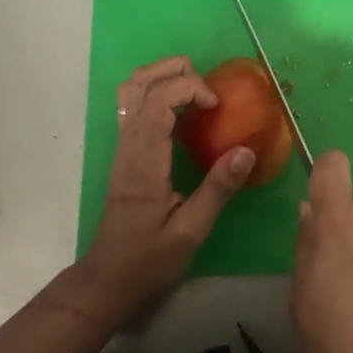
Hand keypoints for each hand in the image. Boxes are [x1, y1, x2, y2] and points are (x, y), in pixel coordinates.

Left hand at [78, 57, 252, 326]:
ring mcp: (123, 147)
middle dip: (177, 71)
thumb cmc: (148, 260)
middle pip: (140, 82)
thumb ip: (218, 189)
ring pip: (132, 91)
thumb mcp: (190, 231)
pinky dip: (159, 96)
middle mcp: (128, 145)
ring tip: (197, 94)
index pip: (158, 99)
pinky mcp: (125, 154)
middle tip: (208, 92)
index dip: (190, 88)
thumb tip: (246, 150)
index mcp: (144, 159)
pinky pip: (135, 108)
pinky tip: (184, 118)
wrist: (106, 281)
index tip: (216, 106)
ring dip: (164, 79)